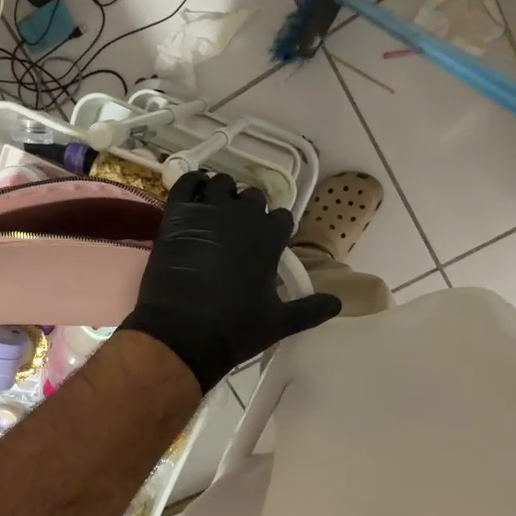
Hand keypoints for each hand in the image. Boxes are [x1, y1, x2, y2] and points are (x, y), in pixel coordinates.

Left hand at [120, 171, 341, 390]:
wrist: (182, 332)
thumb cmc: (235, 328)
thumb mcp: (280, 323)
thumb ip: (310, 310)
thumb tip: (337, 303)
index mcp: (269, 236)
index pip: (281, 217)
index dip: (274, 230)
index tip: (267, 245)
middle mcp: (242, 215)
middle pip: (252, 197)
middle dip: (249, 210)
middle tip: (238, 232)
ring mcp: (208, 211)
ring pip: (222, 184)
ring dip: (223, 195)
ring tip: (215, 215)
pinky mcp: (177, 214)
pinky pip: (188, 182)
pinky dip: (194, 184)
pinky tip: (195, 198)